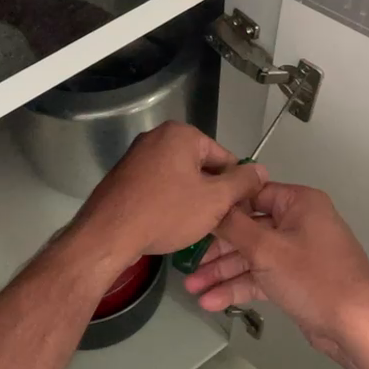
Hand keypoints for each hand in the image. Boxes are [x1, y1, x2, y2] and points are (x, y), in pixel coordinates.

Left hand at [71, 122, 267, 263]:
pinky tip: (167, 224)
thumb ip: (242, 182)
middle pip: (200, 166)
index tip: (236, 211)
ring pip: (178, 178)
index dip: (234, 186)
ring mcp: (136, 156)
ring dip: (189, 200)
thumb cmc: (165, 213)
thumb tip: (260, 170)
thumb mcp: (214, 199)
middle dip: (210, 193)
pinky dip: (166, 202)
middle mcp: (156, 137)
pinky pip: (157, 186)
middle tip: (214, 222)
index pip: (224, 157)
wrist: (109, 234)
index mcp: (181, 134)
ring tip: (191, 226)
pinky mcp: (124, 176)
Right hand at [182, 183, 368, 362]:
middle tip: (189, 262)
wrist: (354, 326)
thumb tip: (211, 207)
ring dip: (222, 273)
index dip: (223, 206)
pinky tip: (212, 300)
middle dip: (217, 250)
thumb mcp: (266, 248)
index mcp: (299, 203)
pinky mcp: (295, 280)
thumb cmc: (315, 279)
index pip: (252, 194)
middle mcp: (299, 223)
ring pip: (251, 257)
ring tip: (193, 288)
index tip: (195, 216)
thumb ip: (233, 226)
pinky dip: (238, 287)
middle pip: (248, 229)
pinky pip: (260, 277)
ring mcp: (297, 253)